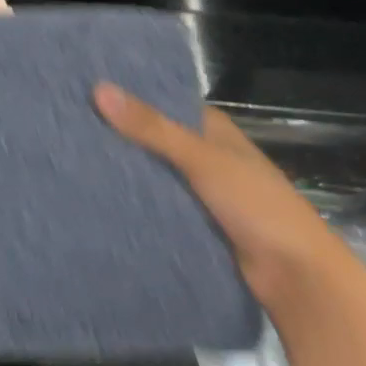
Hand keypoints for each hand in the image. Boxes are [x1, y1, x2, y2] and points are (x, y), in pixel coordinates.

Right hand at [94, 83, 344, 304]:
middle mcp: (207, 155)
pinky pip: (157, 202)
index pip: (164, 101)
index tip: (85, 86)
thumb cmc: (258, 206)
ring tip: (72, 153)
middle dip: (119, 132)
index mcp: (215, 131)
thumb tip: (97, 88)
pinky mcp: (195, 221)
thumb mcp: (202, 160)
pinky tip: (98, 192)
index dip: (129, 93)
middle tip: (68, 120)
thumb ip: (152, 127)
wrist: (298, 279)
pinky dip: (135, 198)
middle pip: (154, 137)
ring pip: (153, 171)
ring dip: (125, 168)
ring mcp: (202, 190)